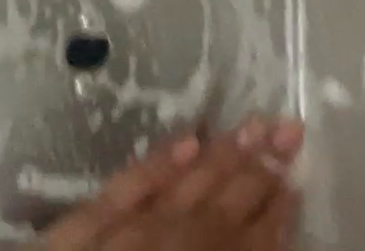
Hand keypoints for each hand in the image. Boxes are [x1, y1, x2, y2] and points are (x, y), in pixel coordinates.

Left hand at [36, 117, 304, 250]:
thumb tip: (266, 244)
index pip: (244, 248)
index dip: (274, 215)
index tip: (296, 183)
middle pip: (217, 211)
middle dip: (257, 171)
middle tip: (289, 130)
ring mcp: (113, 243)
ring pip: (177, 192)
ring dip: (221, 158)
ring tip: (253, 125)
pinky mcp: (68, 236)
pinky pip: (116, 194)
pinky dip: (154, 166)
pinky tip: (185, 140)